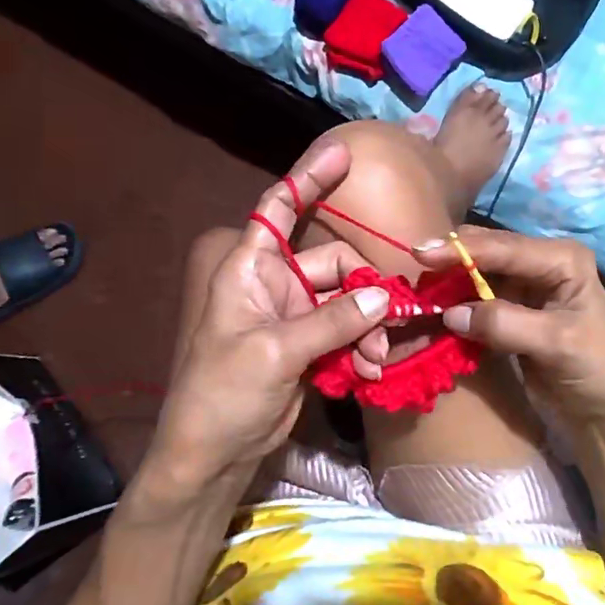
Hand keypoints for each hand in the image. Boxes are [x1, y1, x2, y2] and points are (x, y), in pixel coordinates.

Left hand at [141, 140, 391, 503]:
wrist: (215, 452)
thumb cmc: (224, 392)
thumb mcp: (275, 352)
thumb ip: (331, 322)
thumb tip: (383, 299)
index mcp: (251, 268)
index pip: (278, 209)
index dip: (308, 180)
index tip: (344, 152)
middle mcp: (275, 283)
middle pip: (334, 262)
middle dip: (365, 289)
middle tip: (388, 322)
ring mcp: (295, 315)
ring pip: (348, 300)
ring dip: (368, 326)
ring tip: (377, 358)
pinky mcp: (310, 345)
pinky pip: (347, 331)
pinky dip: (362, 347)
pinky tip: (370, 372)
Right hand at [415, 227, 604, 431]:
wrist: (603, 411)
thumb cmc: (595, 370)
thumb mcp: (556, 343)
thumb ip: (505, 323)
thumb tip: (450, 313)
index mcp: (561, 259)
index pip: (504, 247)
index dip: (461, 250)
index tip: (422, 255)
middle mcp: (540, 263)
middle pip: (485, 251)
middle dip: (450, 261)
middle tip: (415, 275)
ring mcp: (522, 286)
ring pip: (473, 272)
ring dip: (447, 282)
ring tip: (417, 293)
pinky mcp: (508, 309)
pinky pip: (471, 298)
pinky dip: (451, 302)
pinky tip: (431, 308)